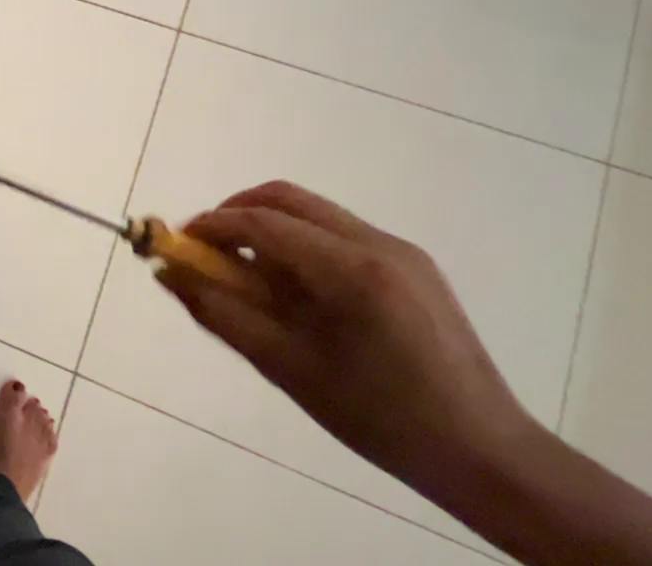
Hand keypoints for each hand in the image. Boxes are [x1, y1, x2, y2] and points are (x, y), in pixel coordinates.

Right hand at [158, 181, 532, 495]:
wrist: (485, 453)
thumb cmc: (377, 416)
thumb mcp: (285, 367)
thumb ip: (219, 313)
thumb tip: (166, 272)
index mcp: (351, 271)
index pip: (260, 221)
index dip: (208, 226)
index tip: (176, 247)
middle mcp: (378, 244)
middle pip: (284, 198)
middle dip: (233, 214)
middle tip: (206, 252)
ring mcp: (401, 251)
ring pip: (310, 211)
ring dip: (265, 228)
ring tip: (248, 279)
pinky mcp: (412, 265)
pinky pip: (336, 233)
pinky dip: (297, 244)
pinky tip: (294, 292)